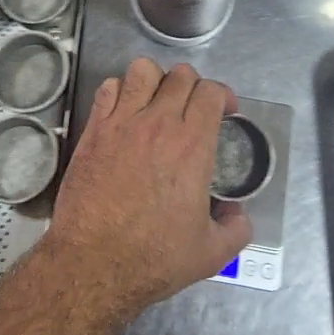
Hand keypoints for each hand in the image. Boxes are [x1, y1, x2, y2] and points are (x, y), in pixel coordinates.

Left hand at [45, 58, 252, 317]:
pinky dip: (120, 90)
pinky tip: (124, 111)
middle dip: (193, 86)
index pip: (212, 92)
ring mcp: (123, 123)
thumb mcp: (212, 253)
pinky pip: (108, 87)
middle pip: (181, 75)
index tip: (224, 112)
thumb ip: (236, 229)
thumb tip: (238, 214)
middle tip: (192, 108)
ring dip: (156, 80)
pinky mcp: (95, 130)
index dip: (223, 96)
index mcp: (193, 146)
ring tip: (157, 101)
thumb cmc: (154, 258)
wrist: (95, 264)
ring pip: (143, 70)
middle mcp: (159, 124)